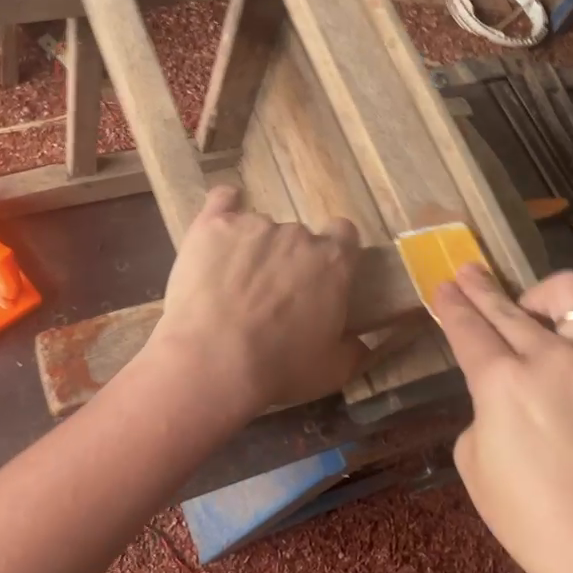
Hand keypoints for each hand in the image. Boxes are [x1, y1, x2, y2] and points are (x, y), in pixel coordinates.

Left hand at [148, 186, 367, 415]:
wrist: (212, 363)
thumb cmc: (278, 370)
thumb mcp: (332, 371)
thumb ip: (353, 348)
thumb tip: (360, 341)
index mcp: (333, 263)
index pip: (344, 235)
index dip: (333, 251)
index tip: (320, 275)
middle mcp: (297, 234)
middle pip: (299, 236)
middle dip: (287, 260)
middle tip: (270, 296)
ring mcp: (253, 225)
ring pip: (259, 227)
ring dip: (252, 249)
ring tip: (231, 285)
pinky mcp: (212, 226)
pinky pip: (222, 201)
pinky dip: (223, 209)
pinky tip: (218, 229)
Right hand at [434, 266, 572, 572]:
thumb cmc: (532, 523)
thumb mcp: (475, 466)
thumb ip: (483, 414)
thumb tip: (504, 399)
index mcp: (502, 383)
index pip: (469, 328)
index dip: (451, 306)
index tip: (443, 288)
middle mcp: (551, 359)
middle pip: (509, 307)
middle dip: (482, 288)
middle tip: (467, 275)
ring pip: (571, 296)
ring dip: (541, 296)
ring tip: (530, 307)